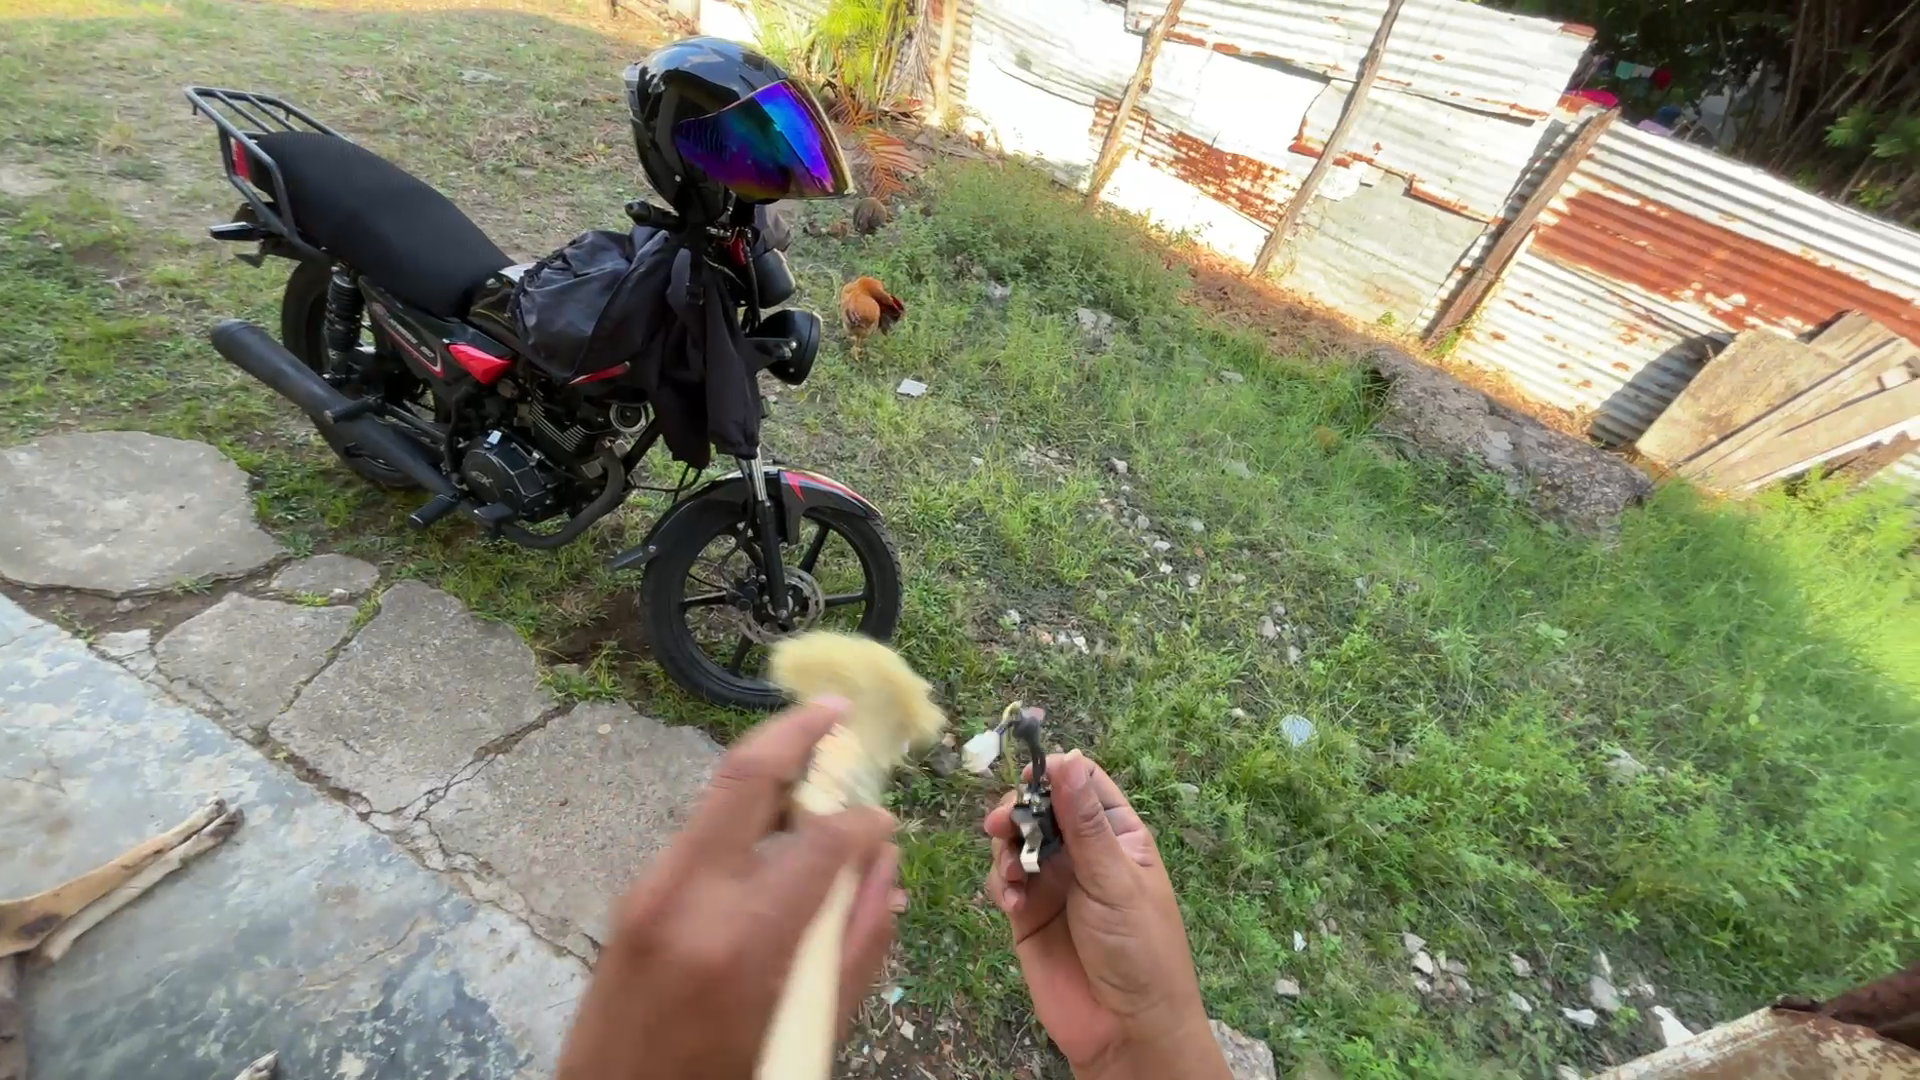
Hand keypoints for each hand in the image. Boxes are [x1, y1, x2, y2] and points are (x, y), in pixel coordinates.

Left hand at [559, 699, 902, 1079]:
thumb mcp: (811, 1032)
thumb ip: (860, 940)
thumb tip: (884, 864)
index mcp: (744, 939)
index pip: (823, 841)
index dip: (865, 823)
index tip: (883, 824)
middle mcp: (689, 893)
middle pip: (748, 770)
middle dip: (800, 728)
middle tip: (837, 709)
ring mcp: (651, 885)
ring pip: (723, 792)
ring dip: (775, 770)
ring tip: (816, 770)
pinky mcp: (635, 890)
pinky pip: (706, 830)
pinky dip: (748, 815)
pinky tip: (774, 829)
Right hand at [985, 751, 1228, 1079]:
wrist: (1127, 1034)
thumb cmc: (1139, 949)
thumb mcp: (1114, 880)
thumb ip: (1083, 822)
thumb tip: (1068, 757)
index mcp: (1115, 834)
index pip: (1083, 784)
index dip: (1056, 773)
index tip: (1030, 776)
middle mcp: (1081, 850)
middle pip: (1040, 807)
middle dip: (1018, 811)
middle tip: (1000, 825)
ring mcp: (1052, 880)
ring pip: (1015, 840)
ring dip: (1006, 848)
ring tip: (1011, 875)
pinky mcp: (1028, 911)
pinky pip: (1004, 882)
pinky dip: (1001, 886)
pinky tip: (1012, 905)